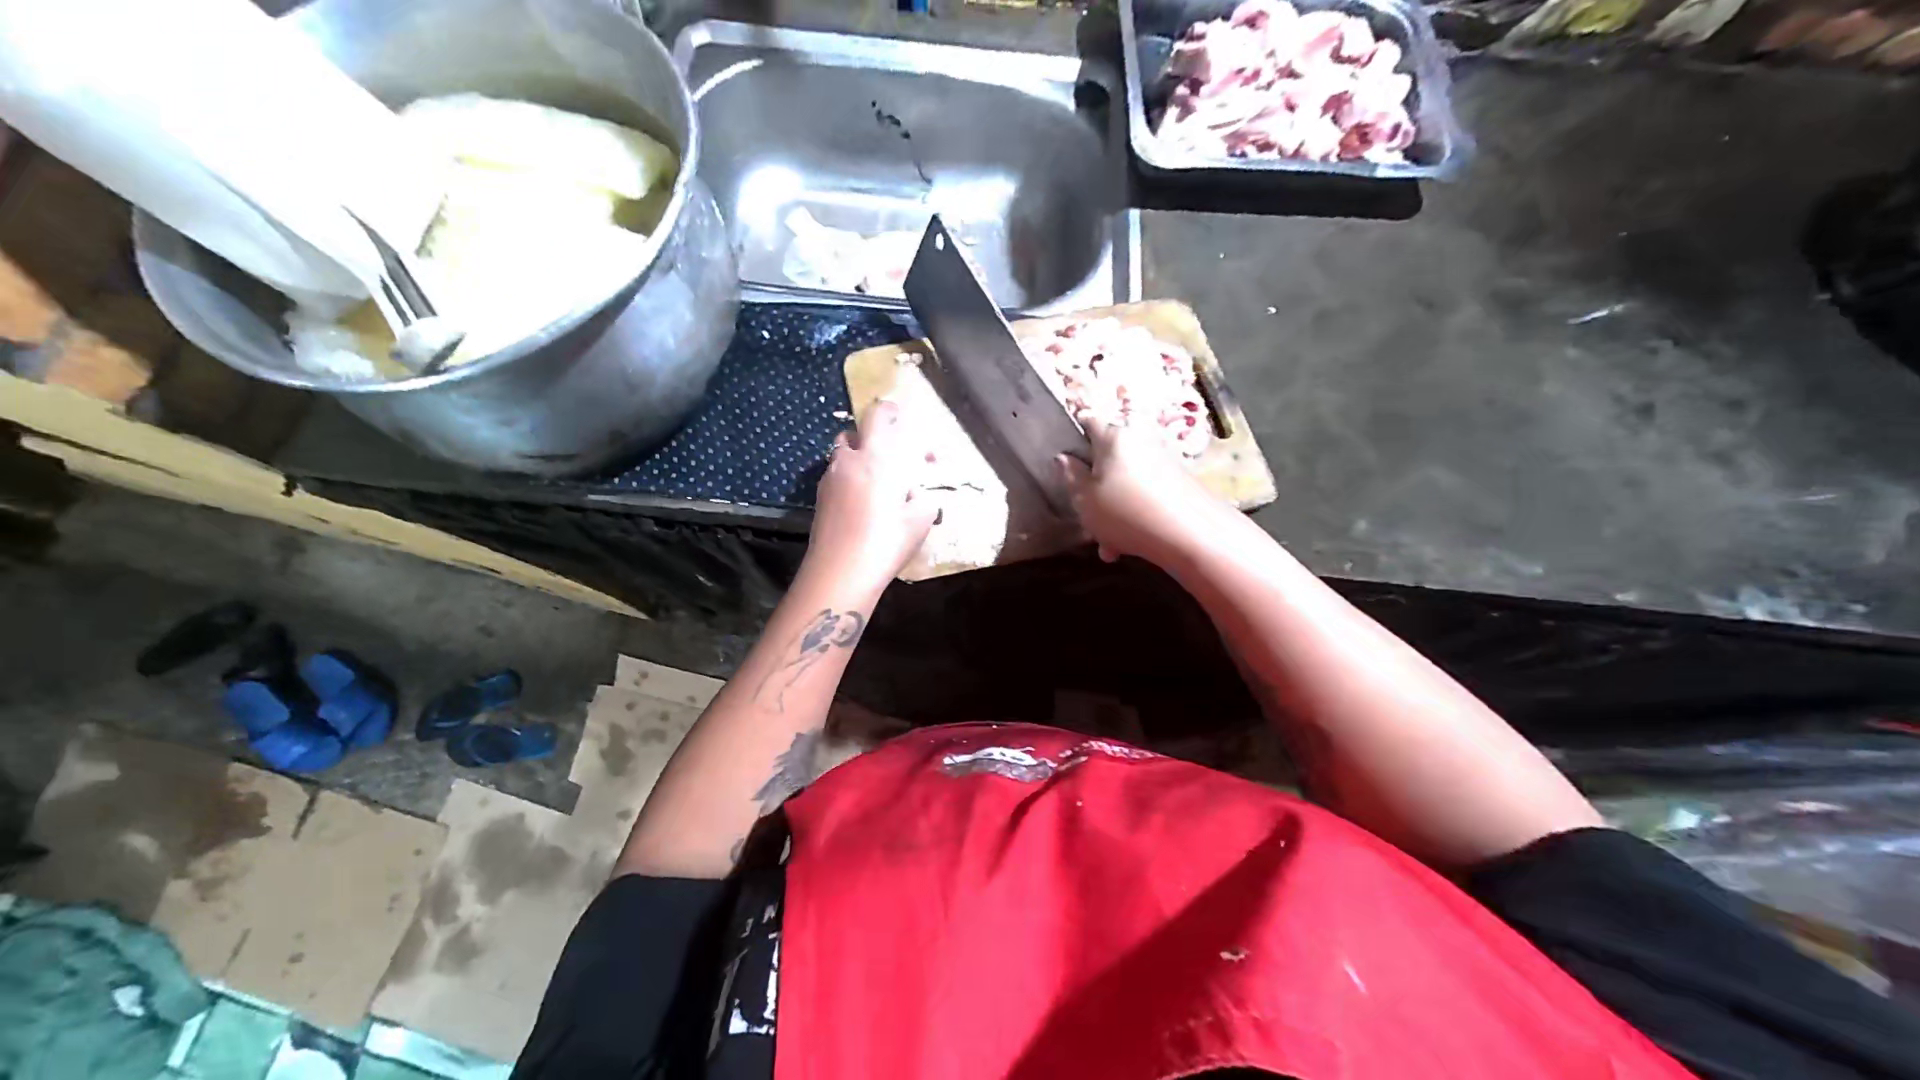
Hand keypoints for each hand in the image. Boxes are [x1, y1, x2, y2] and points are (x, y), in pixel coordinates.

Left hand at [807, 399, 938, 588]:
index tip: (904, 422)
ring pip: (843, 451)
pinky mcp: (820, 497)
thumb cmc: (887, 542)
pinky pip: (836, 473)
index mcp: (877, 456)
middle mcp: (849, 459)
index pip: (880, 415)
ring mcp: (830, 478)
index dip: (892, 412)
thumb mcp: (921, 520)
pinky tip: (862, 498)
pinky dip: (849, 474)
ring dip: (859, 453)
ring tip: (877, 475)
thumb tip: (915, 492)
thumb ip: (923, 497)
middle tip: (893, 449)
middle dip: (875, 433)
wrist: (840, 572)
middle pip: (857, 429)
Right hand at [1060, 416, 1219, 566]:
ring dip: (1114, 508)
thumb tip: (1064, 457)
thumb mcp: (1084, 500)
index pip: (1087, 420)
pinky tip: (1129, 544)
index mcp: (1114, 435)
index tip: (1066, 462)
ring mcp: (1163, 459)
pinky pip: (1146, 492)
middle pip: (1107, 457)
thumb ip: (1071, 476)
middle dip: (1095, 488)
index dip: (1072, 437)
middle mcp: (1141, 439)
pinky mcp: (1180, 480)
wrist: (1192, 534)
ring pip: (1126, 480)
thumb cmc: (1125, 511)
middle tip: (1088, 517)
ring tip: (1110, 544)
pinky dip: (1135, 513)